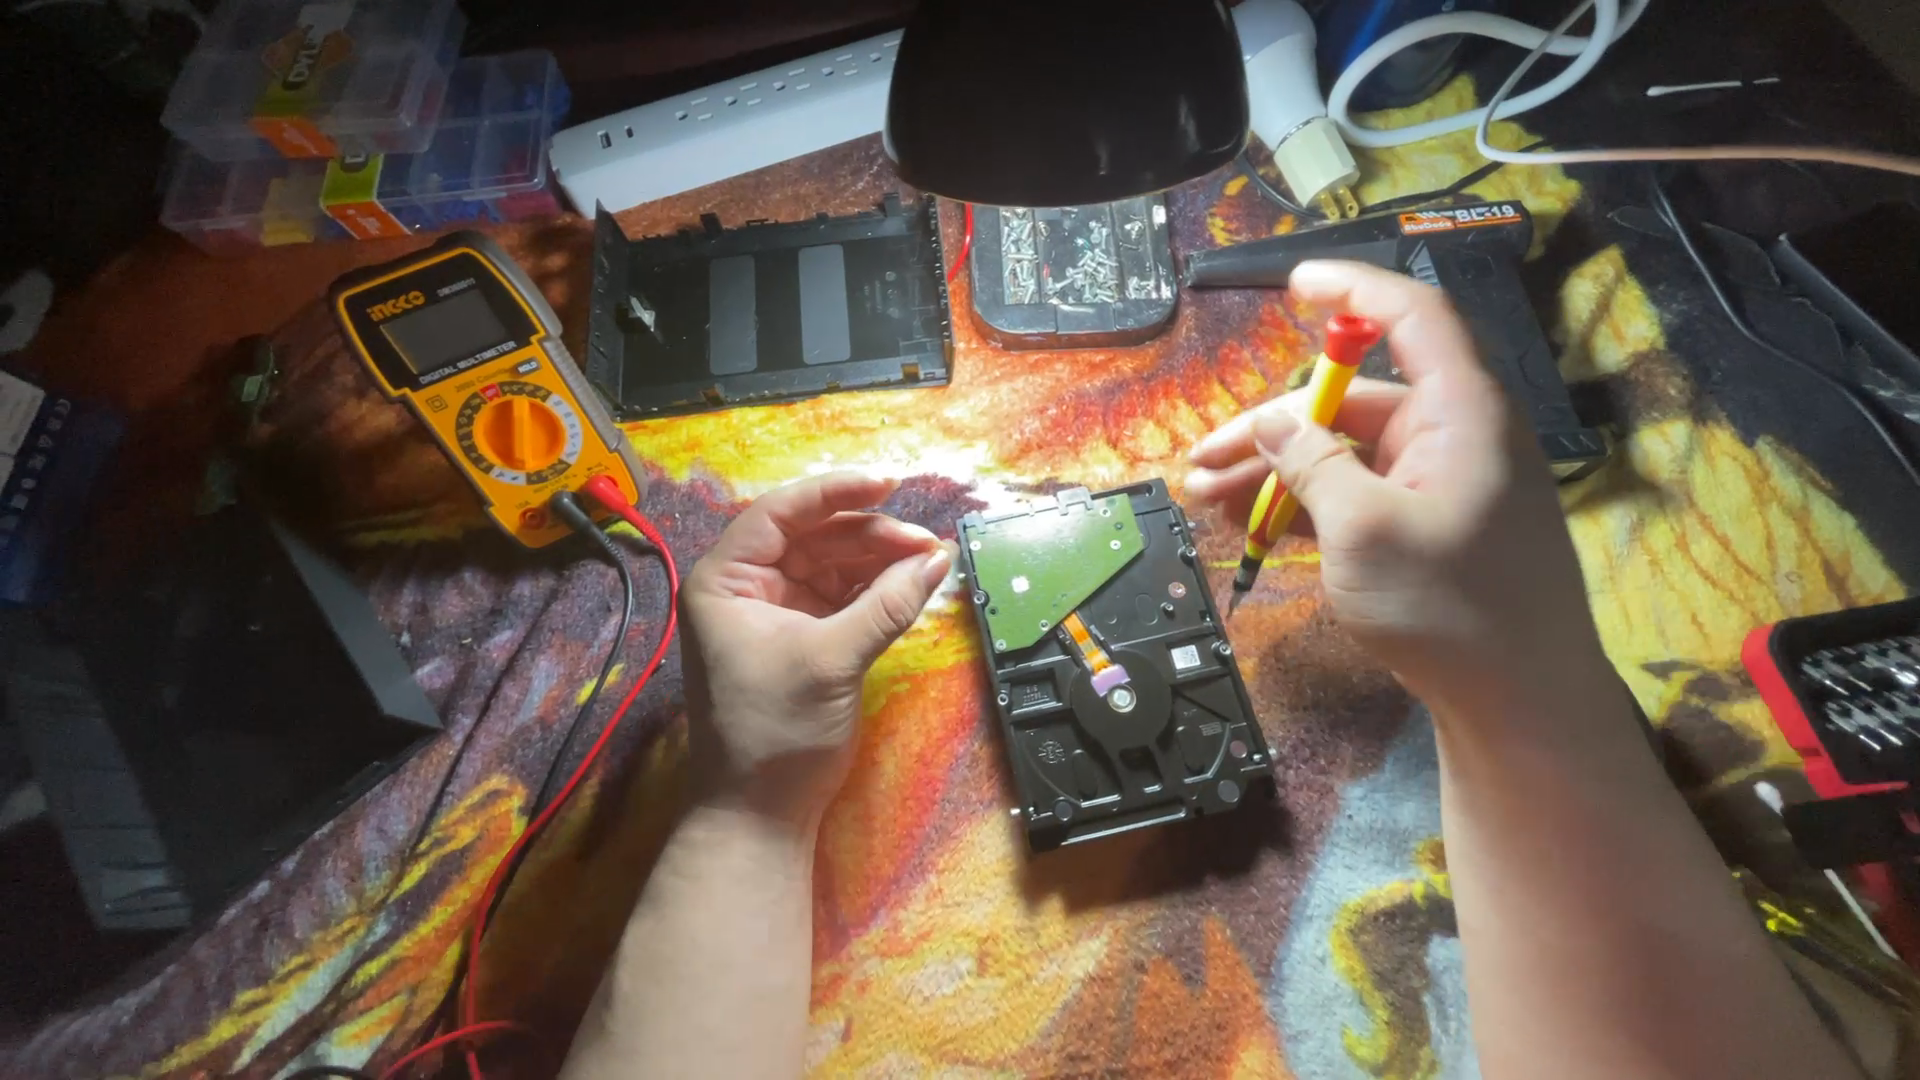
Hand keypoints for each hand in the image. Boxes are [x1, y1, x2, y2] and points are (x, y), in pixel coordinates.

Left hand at [680, 473, 951, 827]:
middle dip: (870, 535)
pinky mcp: (808, 634)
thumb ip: (886, 605)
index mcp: (727, 580)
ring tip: (927, 560)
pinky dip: (878, 588)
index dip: (836, 493)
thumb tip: (938, 559)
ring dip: (879, 559)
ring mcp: (780, 610)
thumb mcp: (830, 660)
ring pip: (835, 563)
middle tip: (924, 543)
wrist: (760, 812)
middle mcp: (749, 586)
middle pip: (815, 536)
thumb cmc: (774, 732)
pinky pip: (846, 595)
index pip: (781, 514)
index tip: (888, 483)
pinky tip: (911, 582)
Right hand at [1184, 260, 1607, 713]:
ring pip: (1336, 454)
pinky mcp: (1413, 523)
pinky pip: (1345, 494)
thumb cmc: (1447, 603)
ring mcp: (1428, 482)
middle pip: (1346, 404)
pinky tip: (1244, 519)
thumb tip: (1269, 420)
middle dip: (1268, 428)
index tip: (1294, 285)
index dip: (1352, 292)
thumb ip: (1310, 462)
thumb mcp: (1362, 527)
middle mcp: (1444, 435)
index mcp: (1456, 412)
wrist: (1512, 698)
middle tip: (1202, 461)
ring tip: (1205, 495)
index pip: (1410, 318)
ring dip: (1270, 471)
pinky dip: (1296, 502)